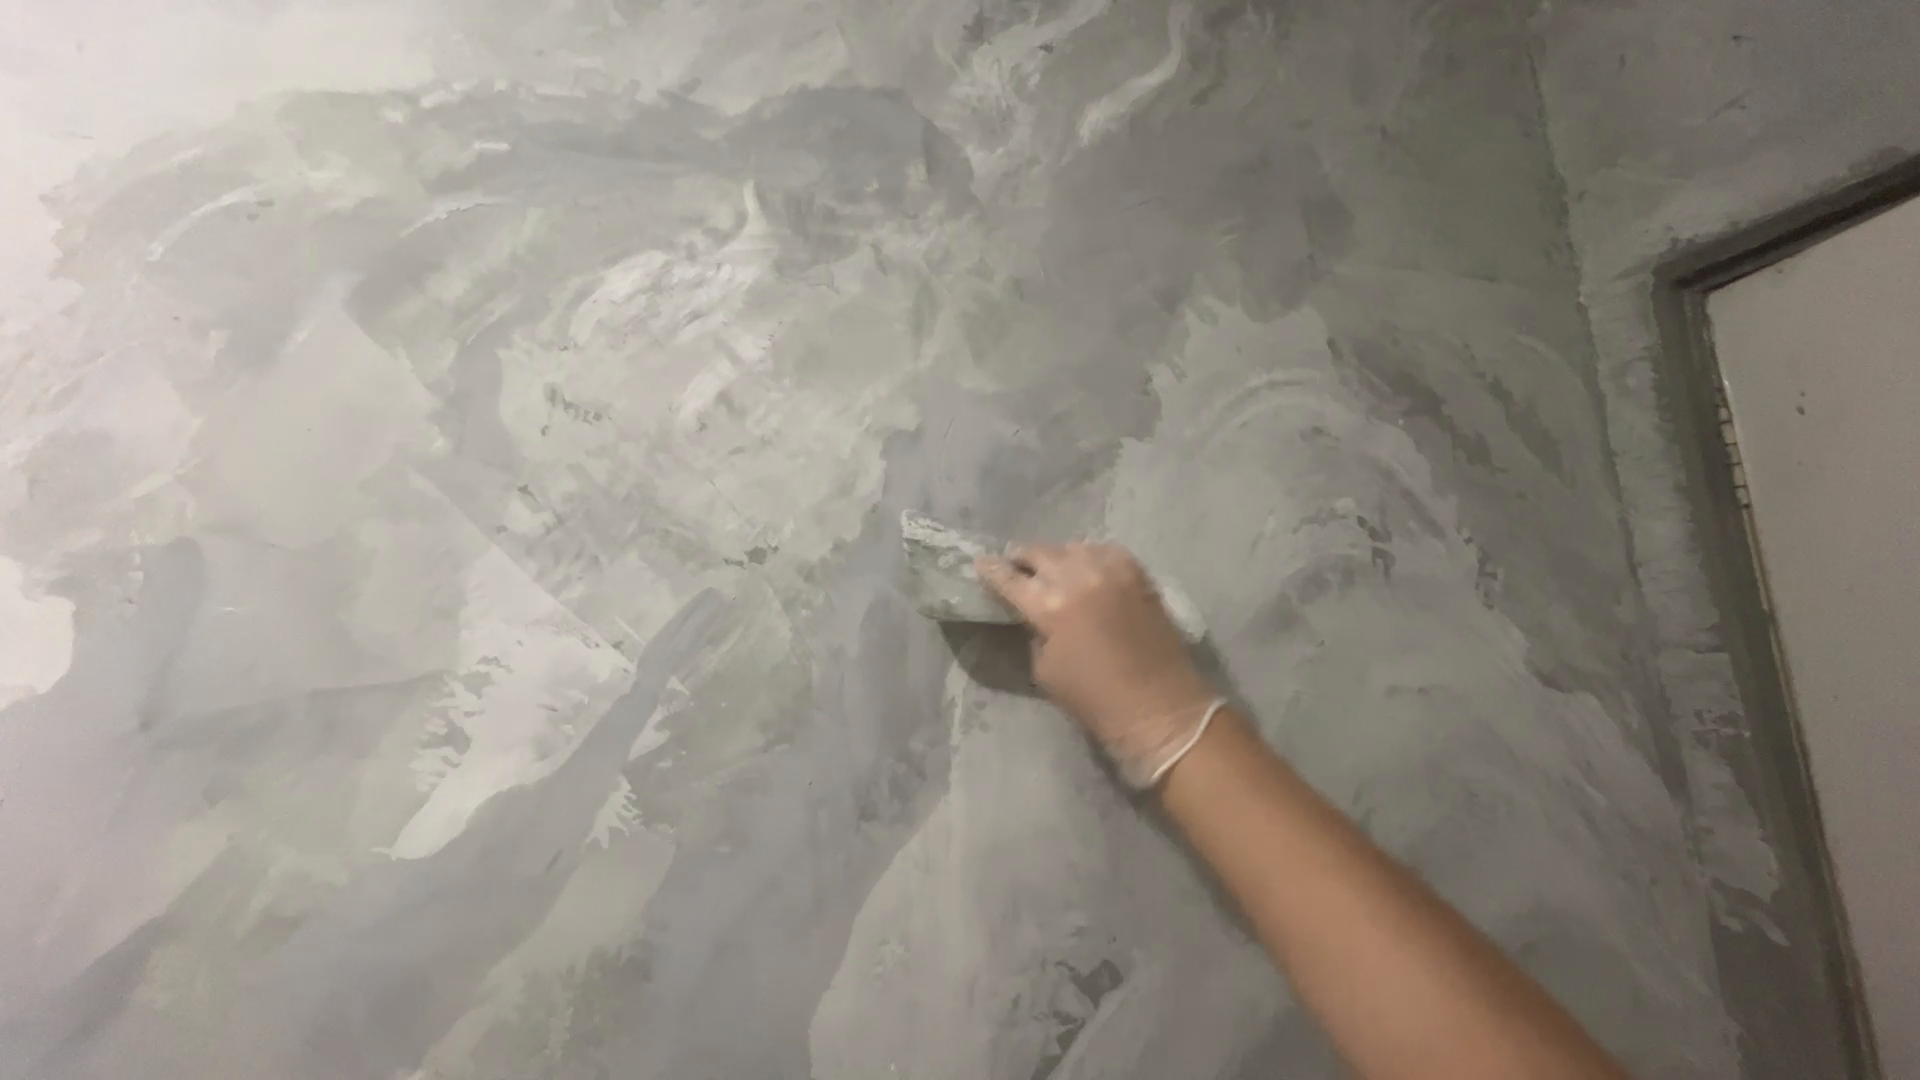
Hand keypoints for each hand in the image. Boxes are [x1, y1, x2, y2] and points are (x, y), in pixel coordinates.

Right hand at [977, 543, 1219, 786]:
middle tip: (1015, 564)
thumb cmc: (1094, 699)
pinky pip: (1108, 552)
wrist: (1158, 706)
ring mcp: (1113, 571)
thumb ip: (1035, 632)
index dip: (991, 570)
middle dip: (1022, 557)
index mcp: (1049, 605)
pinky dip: (1092, 556)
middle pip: (1040, 553)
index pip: (1009, 578)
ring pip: (1074, 547)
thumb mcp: (1045, 670)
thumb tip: (1035, 615)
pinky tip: (1089, 567)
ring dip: (1058, 556)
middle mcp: (1079, 577)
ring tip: (1053, 566)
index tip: (980, 563)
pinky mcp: (1139, 575)